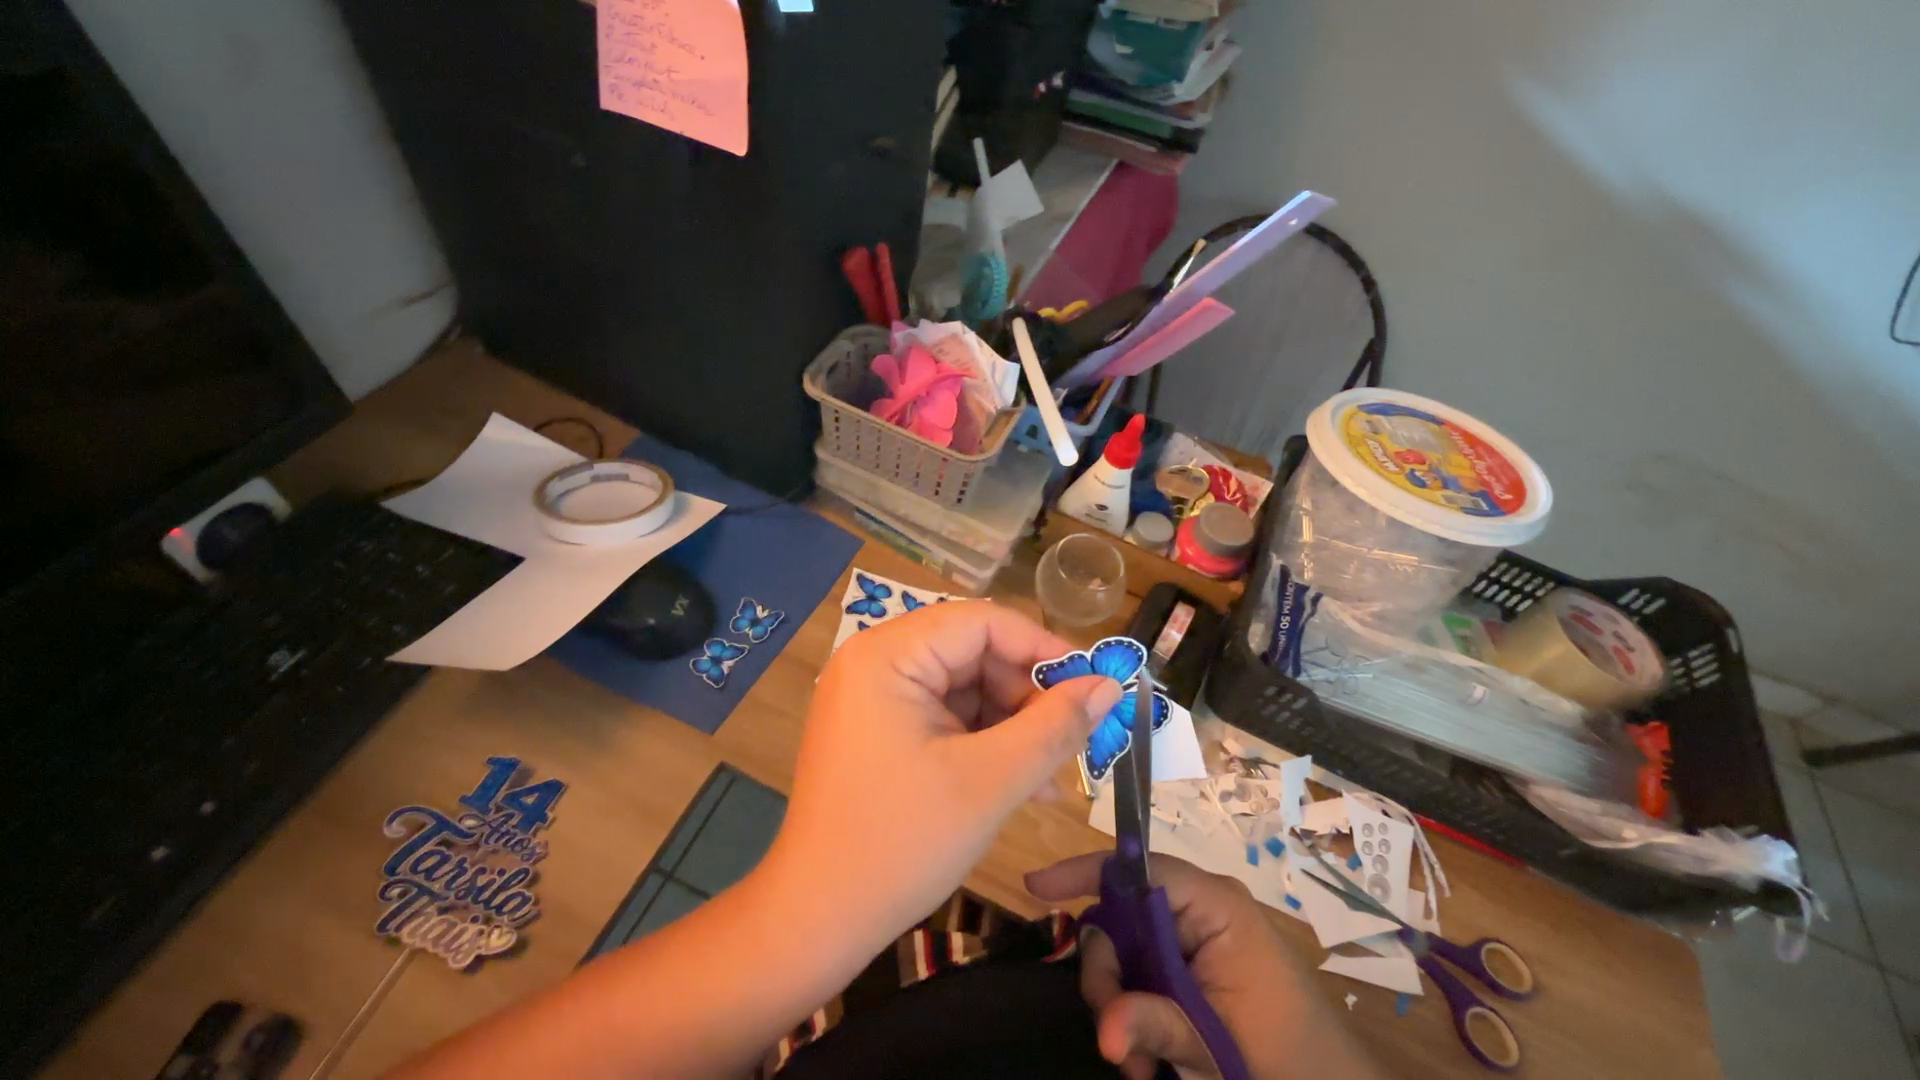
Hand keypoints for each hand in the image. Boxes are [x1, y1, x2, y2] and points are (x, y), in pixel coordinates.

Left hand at [766, 601, 1123, 945]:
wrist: (818, 919)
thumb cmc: (902, 843)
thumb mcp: (991, 781)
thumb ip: (1056, 727)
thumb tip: (1109, 685)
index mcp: (887, 655)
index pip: (982, 622)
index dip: (1043, 648)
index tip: (1093, 686)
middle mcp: (874, 662)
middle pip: (973, 652)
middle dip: (1027, 696)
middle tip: (1075, 740)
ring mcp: (871, 697)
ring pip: (964, 687)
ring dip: (1012, 725)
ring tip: (1052, 776)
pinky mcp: (876, 730)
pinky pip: (943, 716)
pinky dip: (984, 742)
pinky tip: (1021, 783)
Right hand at [1027, 852, 1384, 1079]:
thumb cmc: (1288, 1059)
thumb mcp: (1216, 1043)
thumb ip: (1157, 1025)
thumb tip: (1102, 1028)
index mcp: (1215, 907)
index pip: (1140, 869)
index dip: (1085, 872)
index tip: (1035, 888)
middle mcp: (1201, 913)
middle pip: (1121, 918)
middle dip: (1106, 976)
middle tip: (1112, 1035)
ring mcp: (1195, 942)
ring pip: (1126, 954)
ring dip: (1119, 1008)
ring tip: (1137, 1066)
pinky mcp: (1192, 972)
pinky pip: (1144, 978)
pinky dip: (1134, 1017)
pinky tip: (1146, 1060)